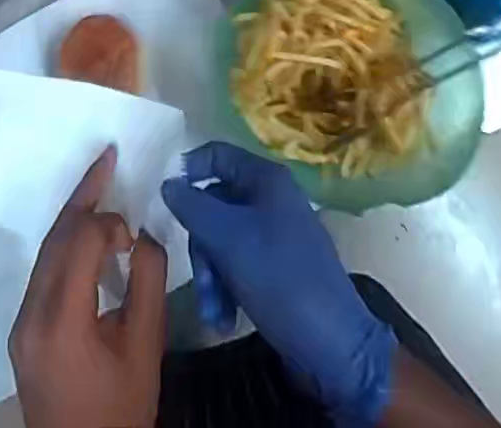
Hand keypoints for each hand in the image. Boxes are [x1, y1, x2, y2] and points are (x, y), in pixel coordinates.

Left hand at [10, 146, 167, 427]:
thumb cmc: (121, 409)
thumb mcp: (147, 347)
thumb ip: (150, 281)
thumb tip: (144, 233)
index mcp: (61, 319)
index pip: (78, 241)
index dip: (107, 222)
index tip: (133, 237)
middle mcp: (30, 313)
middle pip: (56, 236)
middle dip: (84, 194)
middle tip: (108, 157)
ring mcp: (20, 321)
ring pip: (46, 249)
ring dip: (75, 217)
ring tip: (101, 183)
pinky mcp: (22, 328)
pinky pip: (45, 270)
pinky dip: (68, 245)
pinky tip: (89, 236)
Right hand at [161, 142, 395, 426]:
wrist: (334, 345)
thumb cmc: (278, 278)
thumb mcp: (227, 238)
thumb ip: (192, 206)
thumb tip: (168, 183)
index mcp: (266, 179)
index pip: (217, 154)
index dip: (189, 170)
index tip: (166, 200)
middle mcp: (272, 199)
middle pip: (215, 204)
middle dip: (201, 247)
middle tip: (200, 280)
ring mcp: (276, 233)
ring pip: (223, 239)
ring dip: (211, 276)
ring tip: (213, 313)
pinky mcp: (278, 265)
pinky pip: (239, 263)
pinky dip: (227, 288)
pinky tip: (225, 319)